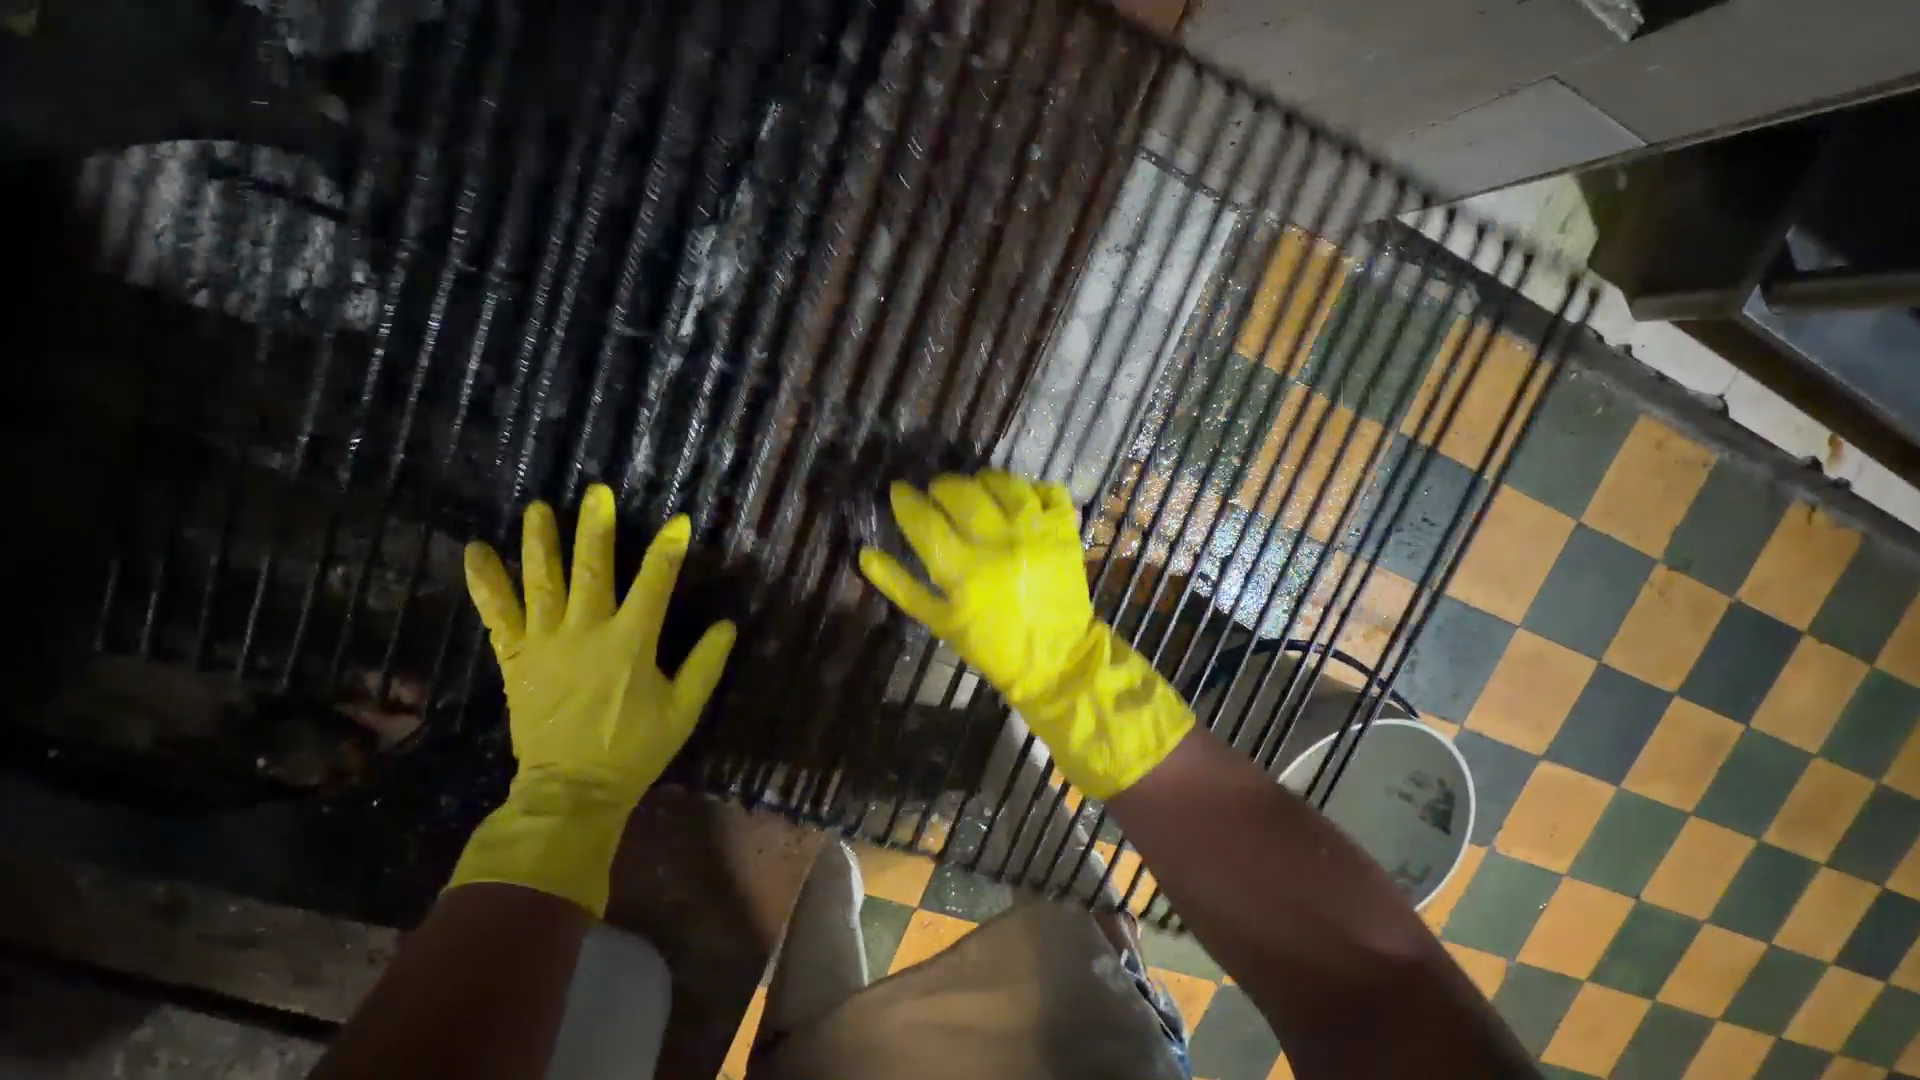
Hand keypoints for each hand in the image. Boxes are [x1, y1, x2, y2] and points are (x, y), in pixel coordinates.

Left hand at [448, 484, 735, 913]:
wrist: (571, 789)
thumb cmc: (635, 750)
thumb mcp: (684, 712)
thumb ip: (706, 666)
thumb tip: (726, 625)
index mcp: (631, 644)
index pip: (655, 584)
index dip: (668, 551)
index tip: (679, 521)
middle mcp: (586, 632)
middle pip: (592, 570)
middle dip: (596, 528)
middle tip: (597, 492)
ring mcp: (546, 643)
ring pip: (542, 582)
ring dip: (540, 542)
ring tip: (538, 508)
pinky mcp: (516, 658)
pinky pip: (498, 615)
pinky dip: (485, 583)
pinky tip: (474, 552)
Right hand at [858, 471, 1093, 700]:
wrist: (1054, 661)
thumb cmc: (991, 644)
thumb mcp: (938, 621)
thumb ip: (900, 586)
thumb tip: (865, 553)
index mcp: (962, 568)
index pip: (924, 519)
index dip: (906, 500)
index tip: (900, 491)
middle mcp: (998, 542)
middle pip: (962, 492)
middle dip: (942, 486)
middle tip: (938, 493)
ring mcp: (1035, 532)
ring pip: (1004, 483)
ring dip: (983, 480)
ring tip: (977, 489)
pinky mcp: (1064, 531)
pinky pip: (1047, 490)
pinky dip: (1030, 487)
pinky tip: (1017, 498)